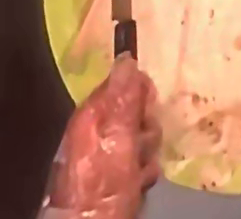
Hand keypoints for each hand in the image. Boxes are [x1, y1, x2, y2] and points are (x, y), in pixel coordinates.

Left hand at [41, 57, 161, 218]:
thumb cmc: (103, 183)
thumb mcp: (118, 136)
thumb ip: (124, 96)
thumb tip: (126, 56)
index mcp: (93, 114)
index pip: (125, 81)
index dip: (142, 93)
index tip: (148, 110)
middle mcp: (98, 129)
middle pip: (137, 110)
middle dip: (147, 128)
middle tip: (141, 145)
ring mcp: (106, 155)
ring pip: (143, 137)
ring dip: (147, 153)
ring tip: (138, 172)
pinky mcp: (115, 176)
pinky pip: (140, 161)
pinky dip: (144, 171)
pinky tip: (138, 184)